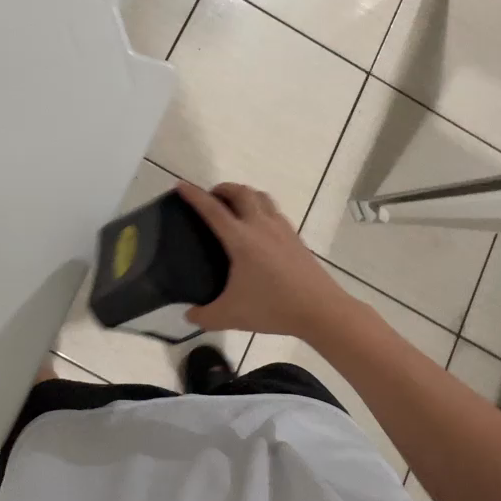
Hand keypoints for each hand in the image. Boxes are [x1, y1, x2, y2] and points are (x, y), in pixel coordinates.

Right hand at [177, 180, 356, 339]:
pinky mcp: (295, 236)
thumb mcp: (231, 316)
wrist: (320, 309)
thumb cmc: (273, 308)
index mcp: (240, 239)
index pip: (212, 209)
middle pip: (240, 192)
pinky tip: (259, 227)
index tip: (180, 185)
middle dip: (222, 188)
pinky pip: (274, 210)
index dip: (194, 195)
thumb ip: (204, 316)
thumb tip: (189, 315)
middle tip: (210, 197)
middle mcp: (260, 225)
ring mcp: (281, 228)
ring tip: (234, 206)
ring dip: (244, 194)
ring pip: (260, 197)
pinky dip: (261, 208)